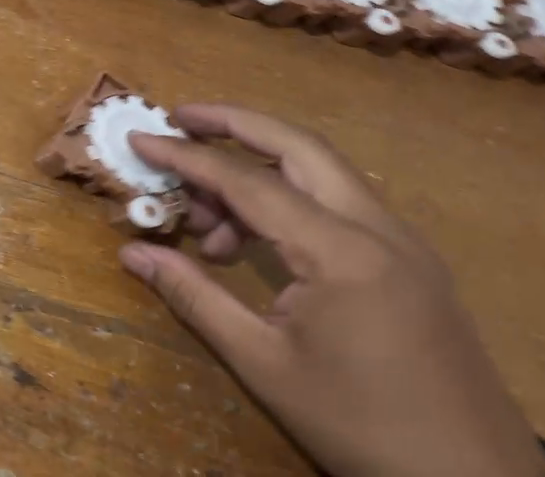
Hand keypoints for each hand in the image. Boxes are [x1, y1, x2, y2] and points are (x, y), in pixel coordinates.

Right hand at [120, 104, 544, 476]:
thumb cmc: (360, 423)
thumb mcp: (263, 362)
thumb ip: (194, 295)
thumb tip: (131, 252)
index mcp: (341, 252)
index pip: (247, 180)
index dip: (185, 155)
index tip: (138, 138)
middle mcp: (379, 231)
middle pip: (299, 146)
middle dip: (234, 124)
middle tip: (177, 120)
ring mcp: (404, 246)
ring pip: (321, 173)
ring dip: (258, 172)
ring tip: (207, 222)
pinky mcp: (412, 266)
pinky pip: (339, 206)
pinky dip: (288, 201)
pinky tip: (253, 243)